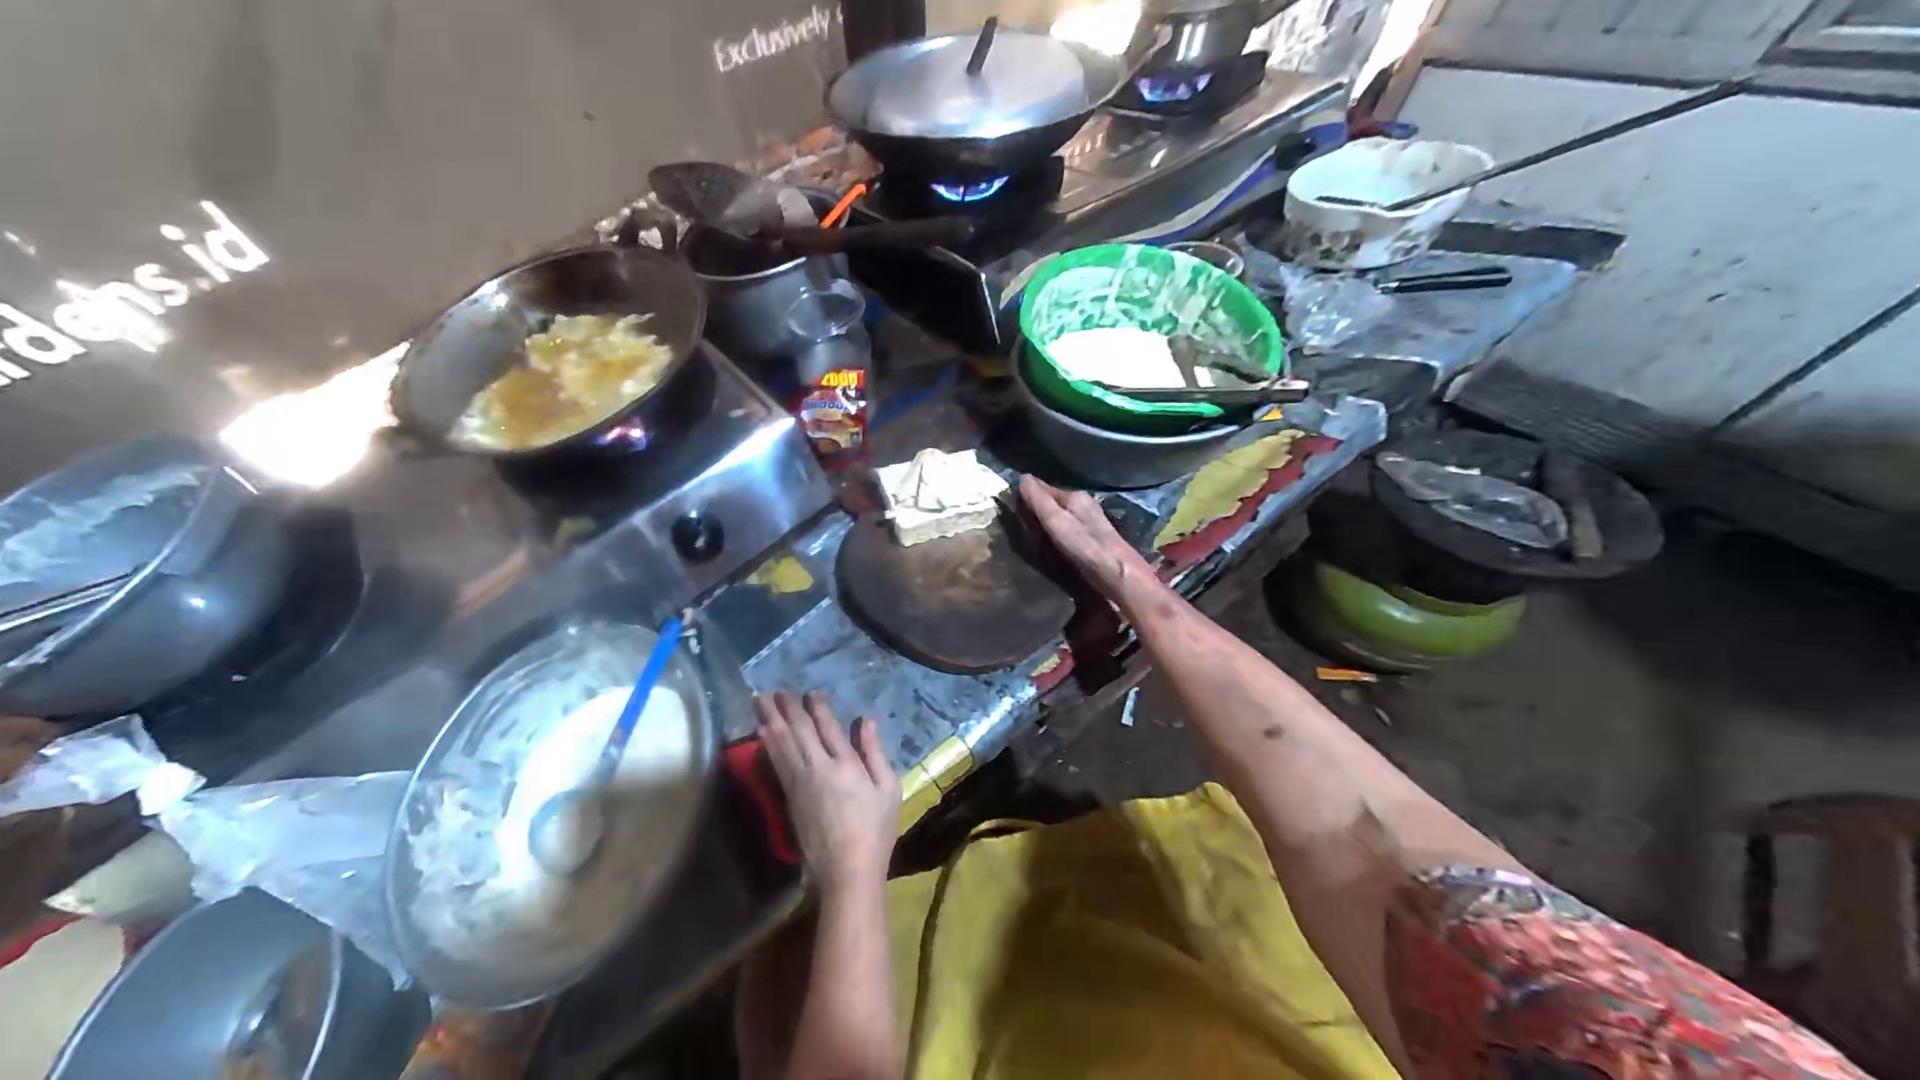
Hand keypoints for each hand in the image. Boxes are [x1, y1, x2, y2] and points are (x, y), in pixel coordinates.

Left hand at [756, 691, 899, 894]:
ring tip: (759, 701)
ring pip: (781, 744)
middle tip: (774, 690)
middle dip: (786, 708)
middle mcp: (817, 768)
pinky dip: (768, 744)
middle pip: (797, 730)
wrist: (846, 869)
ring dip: (770, 720)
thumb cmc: (875, 828)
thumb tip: (867, 719)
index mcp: (845, 764)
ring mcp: (799, 783)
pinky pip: (776, 763)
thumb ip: (874, 750)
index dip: (816, 707)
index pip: (826, 726)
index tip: (810, 692)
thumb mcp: (888, 787)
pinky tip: (762, 733)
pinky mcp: (788, 798)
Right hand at [1019, 475, 1155, 598]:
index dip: (1027, 490)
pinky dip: (1057, 530)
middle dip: (1037, 503)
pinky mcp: (1093, 541)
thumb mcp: (1057, 521)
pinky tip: (1051, 539)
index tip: (1008, 494)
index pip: (1045, 487)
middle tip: (1014, 510)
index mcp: (1076, 498)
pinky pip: (1068, 528)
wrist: (1118, 574)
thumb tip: (1023, 478)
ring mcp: (1091, 523)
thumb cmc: (1086, 546)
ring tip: (1028, 524)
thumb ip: (1040, 502)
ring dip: (1048, 517)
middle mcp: (1085, 506)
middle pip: (1055, 500)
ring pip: (1063, 514)